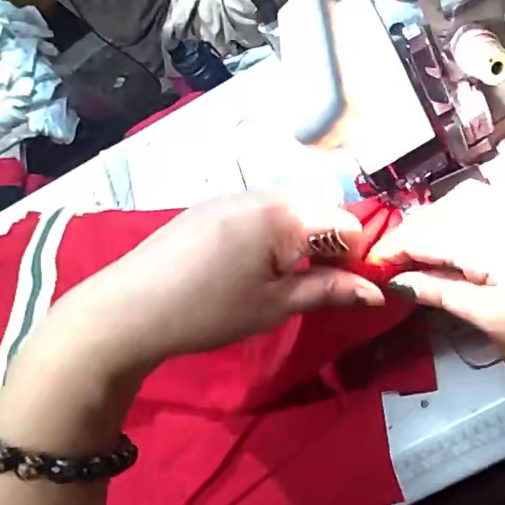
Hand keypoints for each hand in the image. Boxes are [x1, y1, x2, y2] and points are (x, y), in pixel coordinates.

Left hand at [47, 189, 383, 375]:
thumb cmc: (208, 310)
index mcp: (281, 214)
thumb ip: (328, 290)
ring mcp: (230, 197)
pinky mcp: (209, 208)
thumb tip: (376, 291)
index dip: (356, 255)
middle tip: (315, 283)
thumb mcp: (274, 305)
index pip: (344, 221)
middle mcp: (259, 193)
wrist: (128, 309)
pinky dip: (271, 234)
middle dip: (328, 244)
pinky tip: (250, 265)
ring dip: (300, 238)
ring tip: (281, 278)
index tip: (348, 286)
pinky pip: (258, 211)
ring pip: (288, 209)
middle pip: (317, 208)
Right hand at [371, 181, 504, 373]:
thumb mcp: (490, 317)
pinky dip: (455, 223)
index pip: (423, 233)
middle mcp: (500, 215)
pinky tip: (451, 242)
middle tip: (388, 265)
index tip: (370, 268)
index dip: (392, 249)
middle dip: (408, 235)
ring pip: (459, 206)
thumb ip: (441, 293)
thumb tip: (400, 283)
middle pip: (438, 213)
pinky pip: (481, 211)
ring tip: (416, 254)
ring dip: (430, 225)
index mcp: (486, 237)